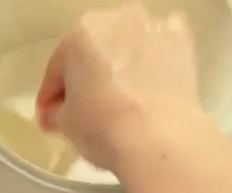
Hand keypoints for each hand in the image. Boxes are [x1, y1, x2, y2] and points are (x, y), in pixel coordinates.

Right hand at [36, 2, 202, 174]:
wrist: (157, 137)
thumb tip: (55, 113)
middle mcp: (116, 17)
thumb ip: (56, 112)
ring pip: (126, 47)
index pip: (56, 68)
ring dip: (119, 66)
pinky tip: (147, 89)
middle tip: (83, 110)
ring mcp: (152, 25)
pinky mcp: (182, 39)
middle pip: (93, 52)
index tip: (49, 118)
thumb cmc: (102, 127)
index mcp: (80, 33)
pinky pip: (158, 50)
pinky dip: (151, 64)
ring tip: (118, 101)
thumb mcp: (66, 125)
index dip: (50, 97)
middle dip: (86, 77)